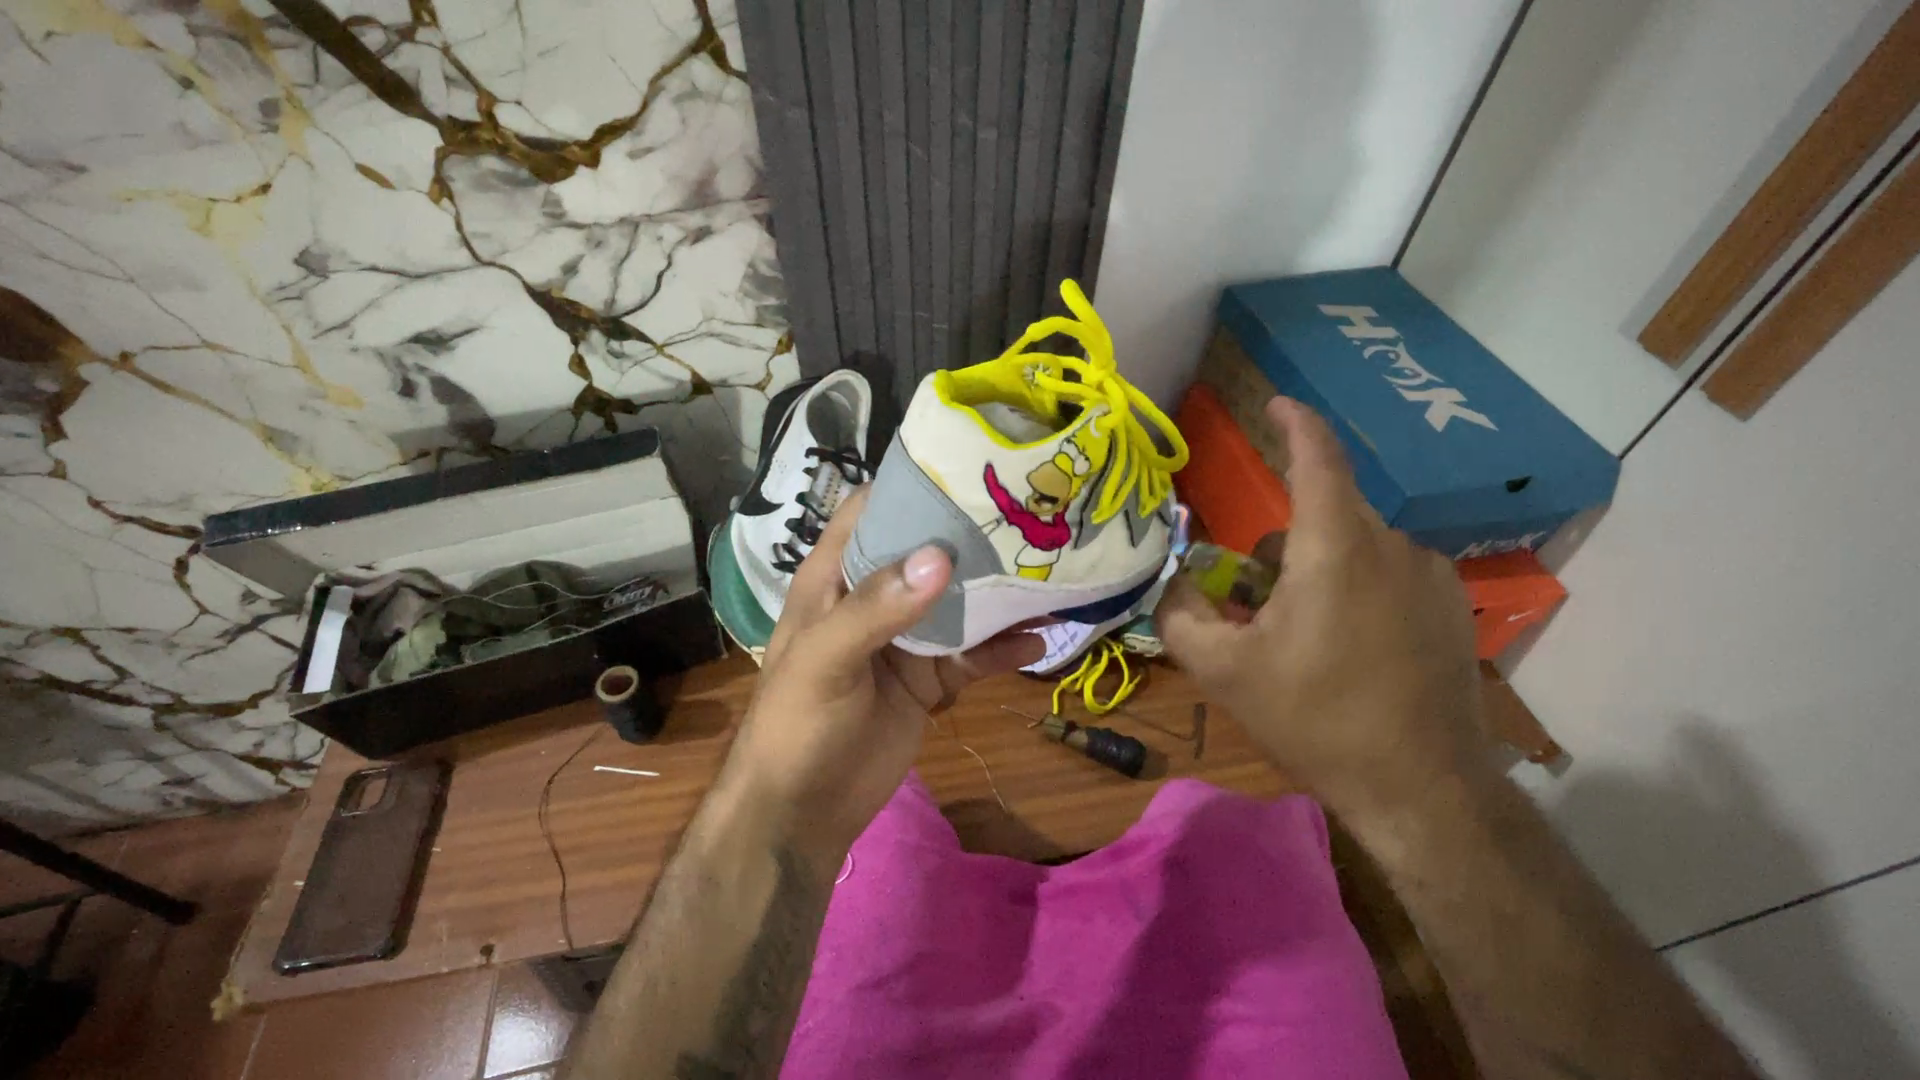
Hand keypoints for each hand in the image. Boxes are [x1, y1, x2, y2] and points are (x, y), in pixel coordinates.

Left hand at [719, 489, 1041, 861]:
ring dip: (999, 592)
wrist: (802, 812)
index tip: (968, 466)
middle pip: (927, 553)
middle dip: (971, 535)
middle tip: (1033, 509)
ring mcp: (906, 640)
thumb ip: (877, 608)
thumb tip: (940, 557)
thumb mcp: (825, 658)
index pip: (872, 512)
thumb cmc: (796, 724)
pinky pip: (973, 655)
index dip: (912, 486)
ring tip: (1052, 568)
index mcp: (836, 578)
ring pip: (959, 604)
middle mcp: (874, 599)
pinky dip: (1004, 647)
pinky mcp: (930, 681)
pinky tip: (1042, 637)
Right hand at [1156, 397, 1486, 824]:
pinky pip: (1389, 575)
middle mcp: (1391, 546)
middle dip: (1280, 548)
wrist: (1422, 788)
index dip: (1294, 423)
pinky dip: (1357, 591)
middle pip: (1323, 515)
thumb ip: (1182, 617)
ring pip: (1355, 548)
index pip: (1316, 459)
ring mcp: (1430, 577)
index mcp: (1335, 549)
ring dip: (1318, 571)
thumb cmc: (1316, 720)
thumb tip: (1172, 585)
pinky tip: (1352, 653)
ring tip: (1302, 640)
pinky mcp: (1451, 608)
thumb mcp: (1225, 674)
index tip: (1276, 403)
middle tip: (1253, 606)